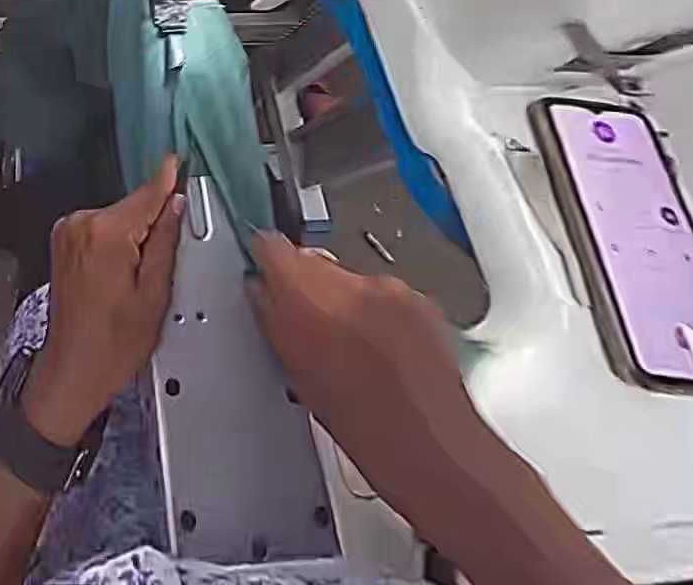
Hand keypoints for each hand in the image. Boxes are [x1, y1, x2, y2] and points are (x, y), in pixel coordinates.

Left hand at [24, 156, 184, 446]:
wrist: (72, 371)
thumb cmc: (113, 344)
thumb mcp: (155, 294)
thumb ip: (166, 242)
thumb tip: (175, 206)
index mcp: (106, 234)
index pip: (147, 194)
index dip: (168, 180)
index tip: (180, 160)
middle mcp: (81, 224)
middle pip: (133, 206)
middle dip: (153, 223)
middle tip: (159, 262)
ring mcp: (67, 231)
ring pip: (118, 216)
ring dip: (134, 233)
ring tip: (135, 277)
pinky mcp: (63, 239)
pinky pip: (101, 226)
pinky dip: (116, 239)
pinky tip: (119, 272)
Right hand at [246, 234, 479, 504]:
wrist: (430, 445)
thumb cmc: (363, 424)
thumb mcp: (296, 372)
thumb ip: (273, 319)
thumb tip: (262, 293)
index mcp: (305, 298)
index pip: (272, 247)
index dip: (266, 257)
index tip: (264, 263)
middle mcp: (346, 282)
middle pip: (312, 259)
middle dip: (308, 283)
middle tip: (310, 319)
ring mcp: (385, 286)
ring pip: (348, 274)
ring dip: (344, 296)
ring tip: (352, 341)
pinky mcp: (415, 295)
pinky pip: (383, 289)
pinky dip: (378, 308)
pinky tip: (382, 344)